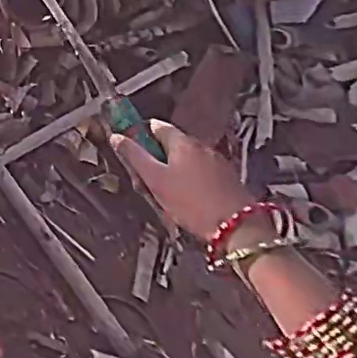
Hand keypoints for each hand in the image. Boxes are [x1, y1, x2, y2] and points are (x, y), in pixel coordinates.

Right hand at [111, 120, 257, 240]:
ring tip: (168, 194)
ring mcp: (219, 163)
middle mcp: (202, 146)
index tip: (133, 151)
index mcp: (182, 142)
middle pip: (172, 143)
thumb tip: (116, 136)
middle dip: (158, 157)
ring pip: (188, 160)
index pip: (156, 126)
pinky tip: (190, 201)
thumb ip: (134, 156)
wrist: (240, 231)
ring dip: (175, 170)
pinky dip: (192, 181)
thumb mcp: (155, 180)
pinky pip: (203, 173)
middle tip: (148, 179)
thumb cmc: (191, 203)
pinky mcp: (230, 181)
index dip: (141, 135)